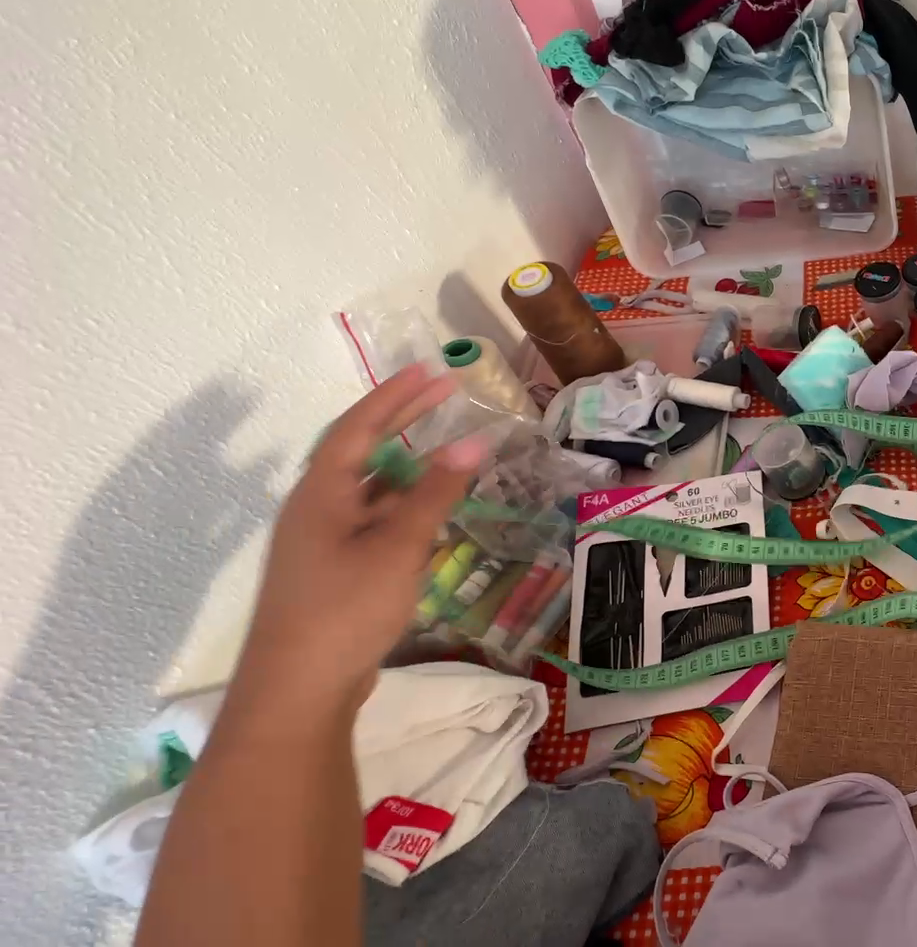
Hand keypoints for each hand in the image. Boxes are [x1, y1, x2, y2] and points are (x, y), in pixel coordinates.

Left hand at [236, 365, 486, 703]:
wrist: (300, 689)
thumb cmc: (346, 609)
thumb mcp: (399, 546)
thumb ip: (436, 492)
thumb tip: (473, 441)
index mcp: (320, 496)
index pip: (358, 429)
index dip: (395, 396)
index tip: (433, 370)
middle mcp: (316, 509)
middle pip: (361, 451)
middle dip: (402, 418)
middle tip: (444, 391)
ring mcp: (323, 541)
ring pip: (370, 487)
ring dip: (408, 462)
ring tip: (448, 447)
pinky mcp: (336, 567)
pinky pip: (376, 517)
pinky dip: (407, 502)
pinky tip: (434, 510)